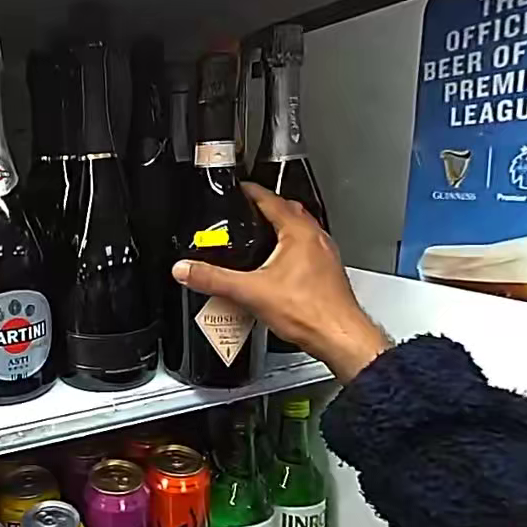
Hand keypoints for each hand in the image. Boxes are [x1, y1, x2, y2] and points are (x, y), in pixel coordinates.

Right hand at [172, 182, 387, 382]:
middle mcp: (316, 239)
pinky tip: (279, 270)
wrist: (339, 337)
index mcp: (299, 232)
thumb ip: (214, 279)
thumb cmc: (310, 312)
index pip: (271, 199)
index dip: (250, 192)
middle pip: (288, 212)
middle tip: (246, 213)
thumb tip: (186, 270)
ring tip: (260, 239)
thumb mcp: (251, 292)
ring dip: (281, 231)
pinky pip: (308, 252)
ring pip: (300, 232)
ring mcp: (325, 255)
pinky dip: (291, 252)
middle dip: (266, 210)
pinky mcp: (328, 273)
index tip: (238, 190)